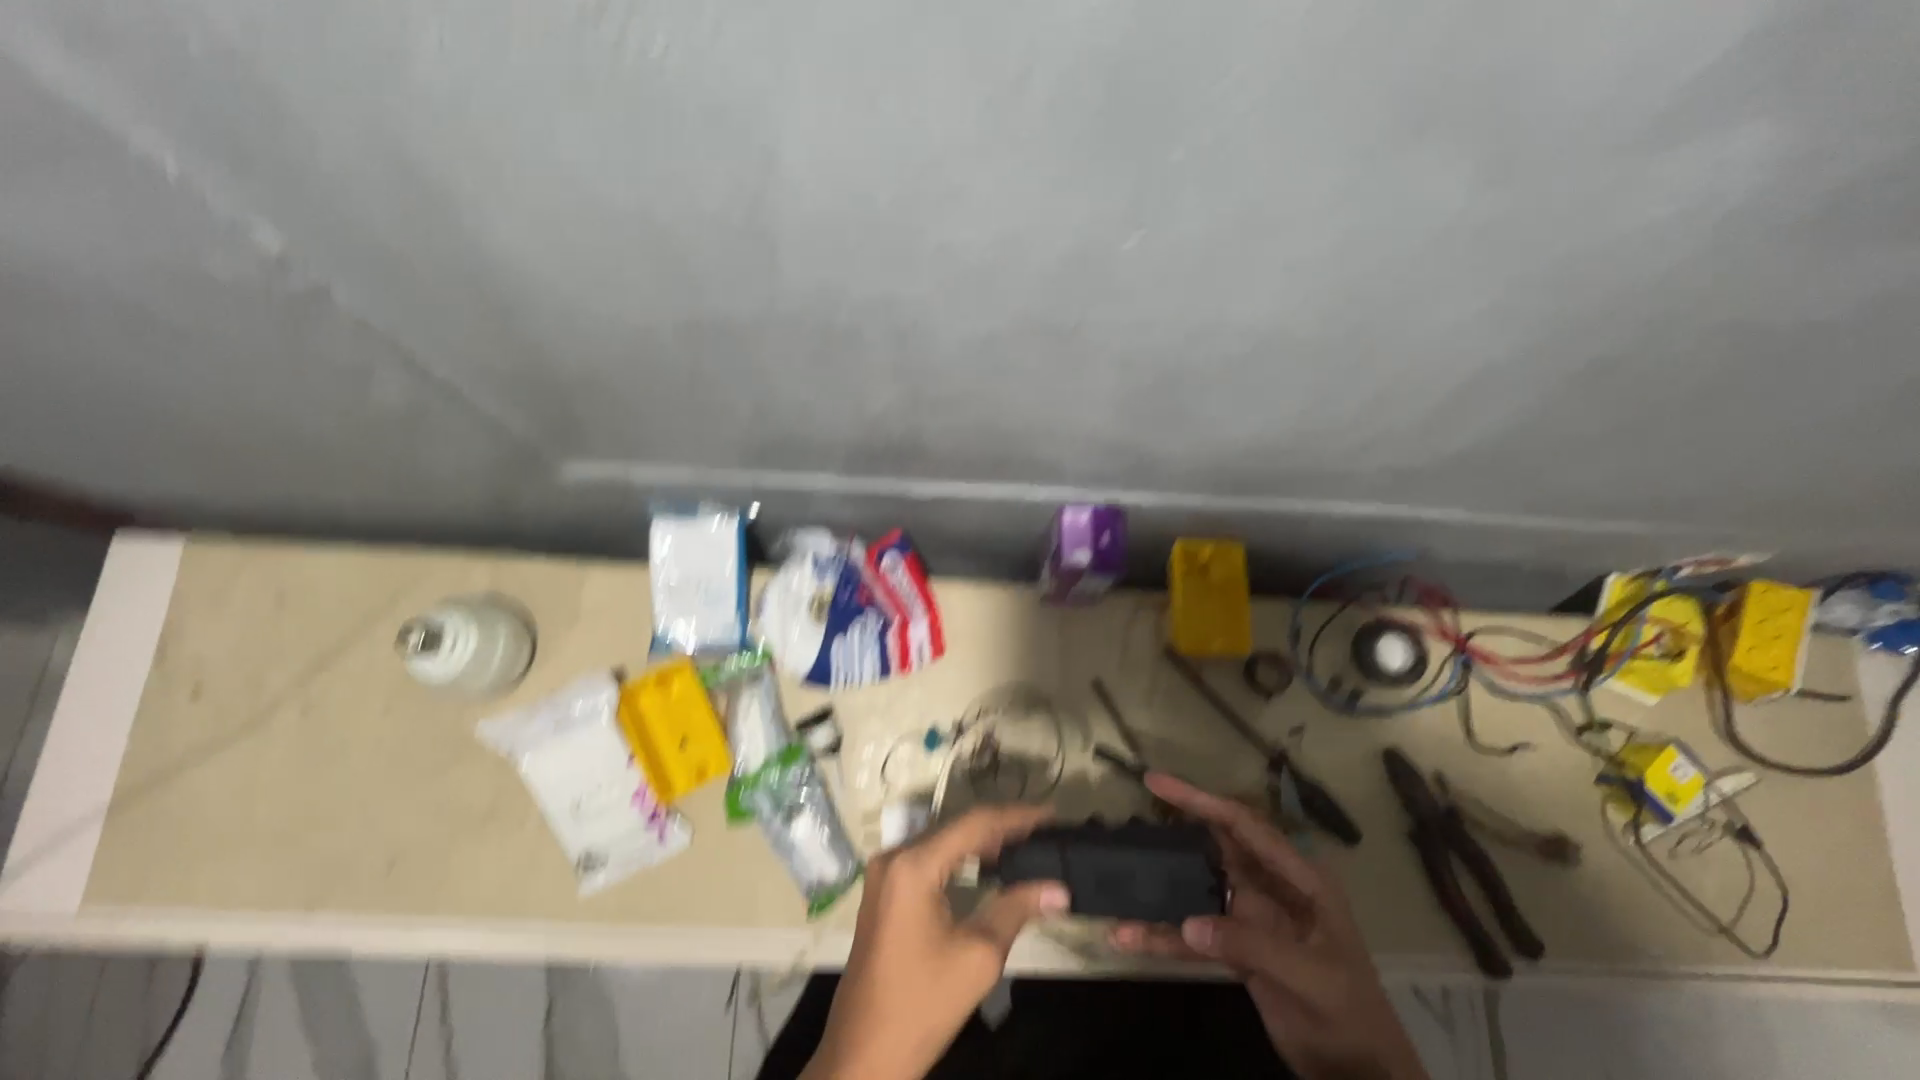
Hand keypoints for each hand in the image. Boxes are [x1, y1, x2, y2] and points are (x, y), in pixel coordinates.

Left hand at [802, 804, 1068, 1079]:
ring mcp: (883, 876)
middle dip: (1001, 828)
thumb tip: (1059, 889)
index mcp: (913, 865)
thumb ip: (1017, 909)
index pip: (974, 824)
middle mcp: (893, 858)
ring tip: (1026, 845)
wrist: (865, 1052)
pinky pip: (928, 861)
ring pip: (941, 843)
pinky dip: (960, 859)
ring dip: (981, 843)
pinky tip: (989, 866)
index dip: (1017, 817)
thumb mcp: (978, 956)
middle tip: (1044, 832)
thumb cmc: (923, 1003)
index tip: (1052, 817)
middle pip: (955, 829)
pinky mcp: (883, 893)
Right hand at [1110, 773, 1427, 1079]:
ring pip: (1200, 890)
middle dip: (1178, 831)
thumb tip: (1187, 923)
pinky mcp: (1237, 949)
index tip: (1157, 783)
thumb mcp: (1310, 975)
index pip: (1245, 827)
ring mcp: (1253, 919)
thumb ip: (1251, 945)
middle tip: (1134, 816)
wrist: (1359, 1070)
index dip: (1201, 801)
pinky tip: (1132, 938)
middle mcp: (1274, 889)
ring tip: (1121, 885)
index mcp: (1301, 879)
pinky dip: (1163, 937)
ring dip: (1163, 891)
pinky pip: (1194, 934)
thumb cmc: (1350, 1012)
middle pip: (1217, 848)